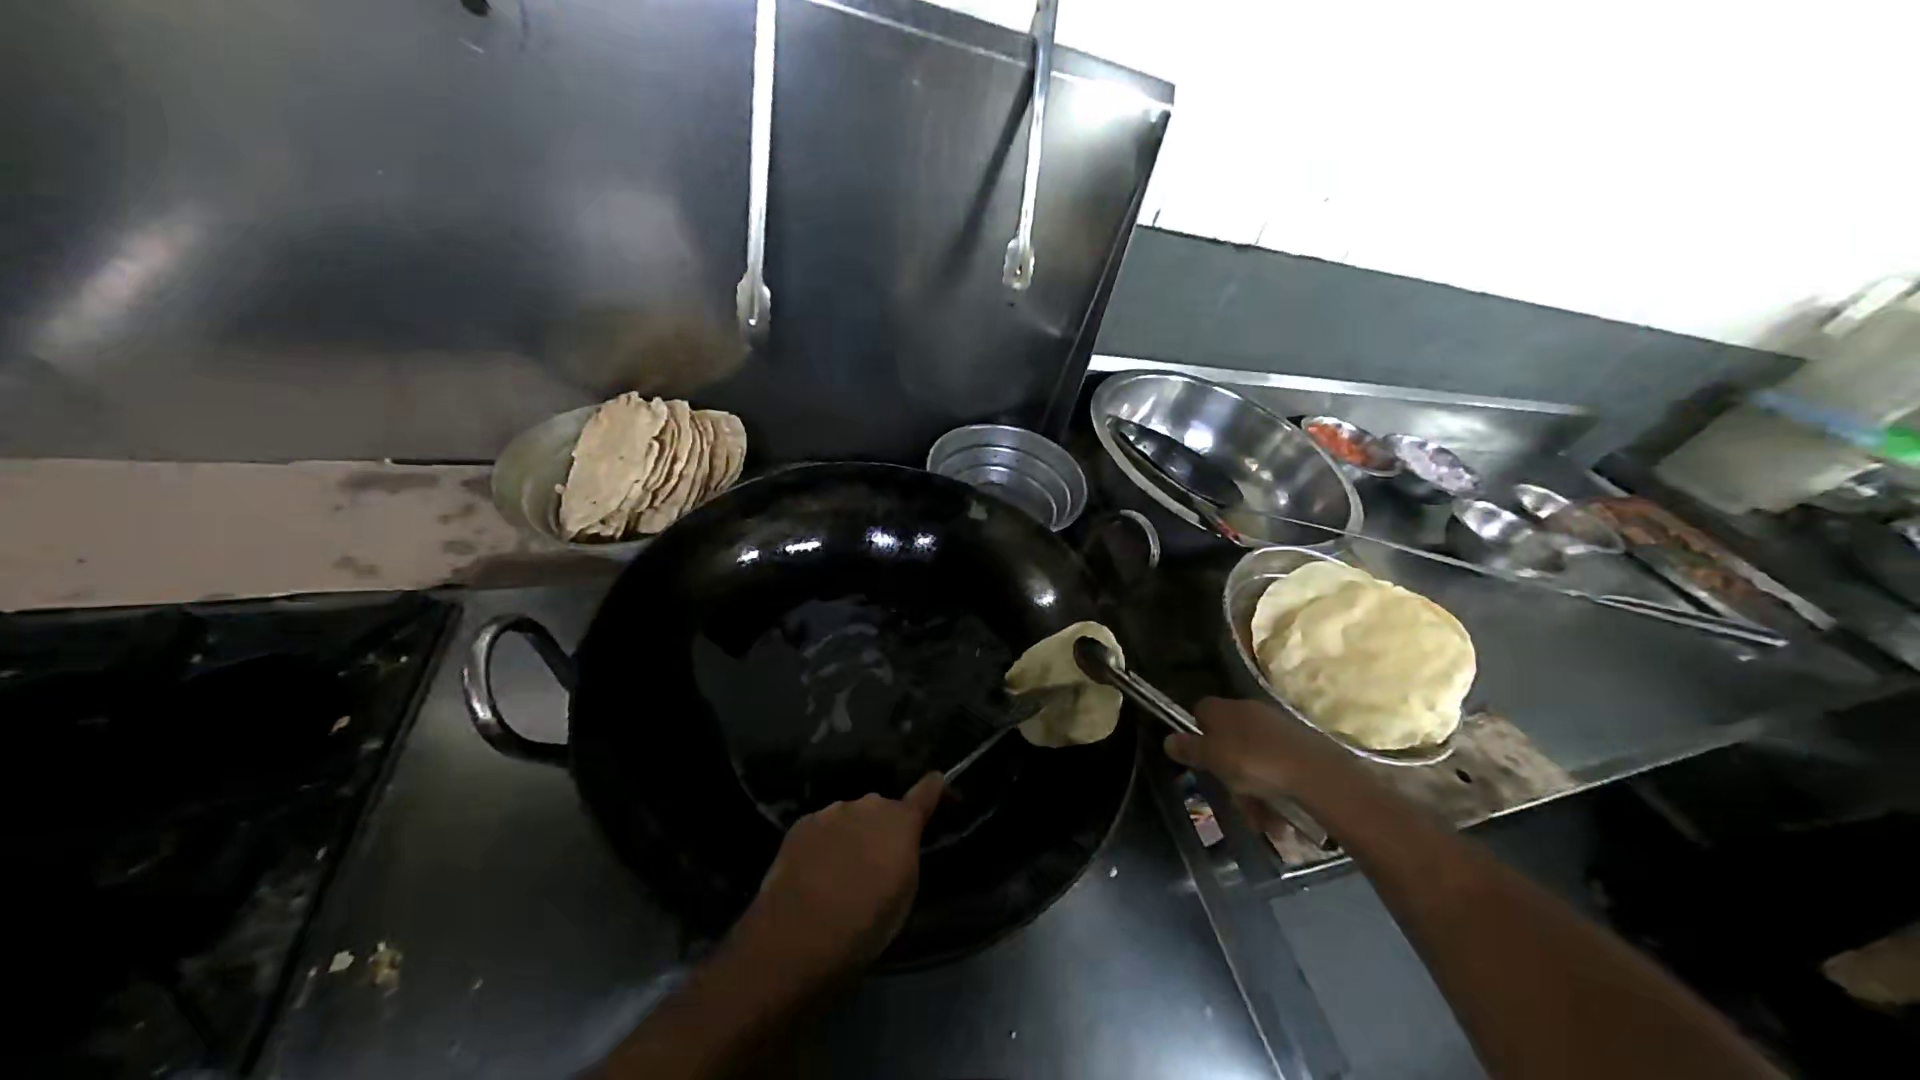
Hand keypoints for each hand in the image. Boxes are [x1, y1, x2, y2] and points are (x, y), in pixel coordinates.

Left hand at [726, 773, 945, 980]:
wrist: (800, 934)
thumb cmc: (866, 923)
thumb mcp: (904, 895)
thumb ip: (905, 857)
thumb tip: (897, 846)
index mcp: (901, 822)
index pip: (927, 791)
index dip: (934, 789)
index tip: (938, 782)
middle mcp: (868, 805)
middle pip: (882, 810)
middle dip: (881, 829)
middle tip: (874, 864)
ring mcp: (831, 811)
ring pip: (849, 818)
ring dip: (851, 836)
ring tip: (838, 874)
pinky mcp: (800, 824)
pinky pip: (821, 829)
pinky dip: (823, 845)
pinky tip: (812, 873)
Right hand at [1162, 697, 1348, 800]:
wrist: (1316, 773)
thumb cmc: (1253, 762)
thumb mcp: (1212, 758)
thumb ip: (1189, 749)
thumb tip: (1168, 740)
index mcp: (1225, 708)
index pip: (1201, 711)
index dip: (1197, 733)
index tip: (1199, 759)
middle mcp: (1250, 711)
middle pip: (1228, 738)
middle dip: (1227, 769)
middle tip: (1229, 795)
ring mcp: (1278, 727)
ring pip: (1253, 758)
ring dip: (1251, 787)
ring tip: (1258, 816)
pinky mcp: (1301, 746)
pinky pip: (1276, 768)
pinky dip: (1273, 789)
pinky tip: (1278, 813)